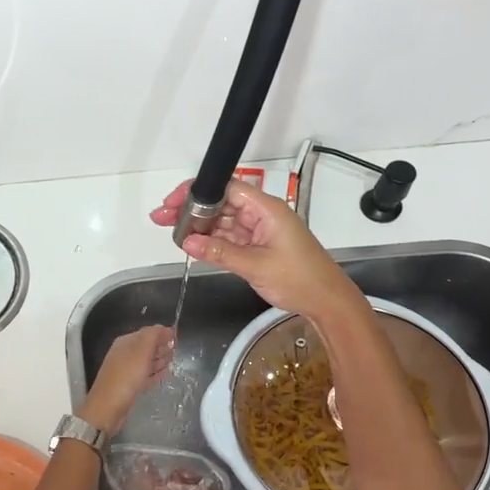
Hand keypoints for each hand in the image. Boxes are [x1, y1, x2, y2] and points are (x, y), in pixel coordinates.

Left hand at [77, 326, 174, 432]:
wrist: (109, 407)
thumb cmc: (126, 376)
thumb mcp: (141, 351)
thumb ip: (153, 336)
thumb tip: (163, 328)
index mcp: (125, 342)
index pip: (147, 333)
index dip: (162, 334)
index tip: (177, 338)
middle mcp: (125, 354)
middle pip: (147, 347)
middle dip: (162, 347)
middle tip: (176, 350)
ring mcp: (126, 370)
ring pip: (147, 361)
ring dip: (160, 360)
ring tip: (173, 361)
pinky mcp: (129, 385)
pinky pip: (145, 375)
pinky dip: (155, 374)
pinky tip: (165, 375)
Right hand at [151, 179, 360, 318]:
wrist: (326, 301)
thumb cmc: (299, 278)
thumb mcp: (256, 265)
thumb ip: (219, 253)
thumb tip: (187, 243)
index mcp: (266, 209)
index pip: (226, 188)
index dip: (197, 192)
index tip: (174, 202)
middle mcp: (261, 215)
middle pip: (220, 204)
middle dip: (191, 210)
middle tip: (162, 218)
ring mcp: (258, 231)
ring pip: (222, 222)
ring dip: (198, 227)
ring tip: (172, 233)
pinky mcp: (257, 246)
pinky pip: (228, 238)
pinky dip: (210, 242)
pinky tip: (191, 245)